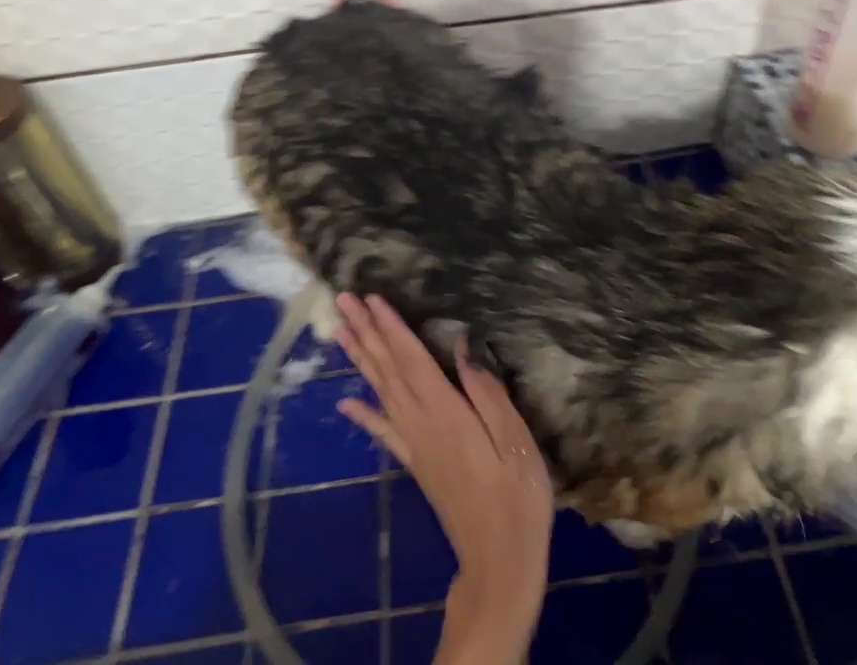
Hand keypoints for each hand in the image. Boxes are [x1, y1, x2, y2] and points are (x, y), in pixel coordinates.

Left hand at [332, 294, 553, 663]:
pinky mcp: (416, 463)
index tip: (371, 298)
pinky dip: (363, 413)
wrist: (498, 557)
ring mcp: (414, 445)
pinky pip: (383, 431)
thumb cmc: (517, 496)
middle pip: (388, 369)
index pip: (411, 359)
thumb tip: (463, 350)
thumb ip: (487, 393)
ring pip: (380, 392)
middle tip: (342, 300)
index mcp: (446, 413)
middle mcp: (420, 424)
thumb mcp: (515, 440)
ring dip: (360, 359)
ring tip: (339, 332)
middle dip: (366, 332)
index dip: (392, 327)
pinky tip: (345, 402)